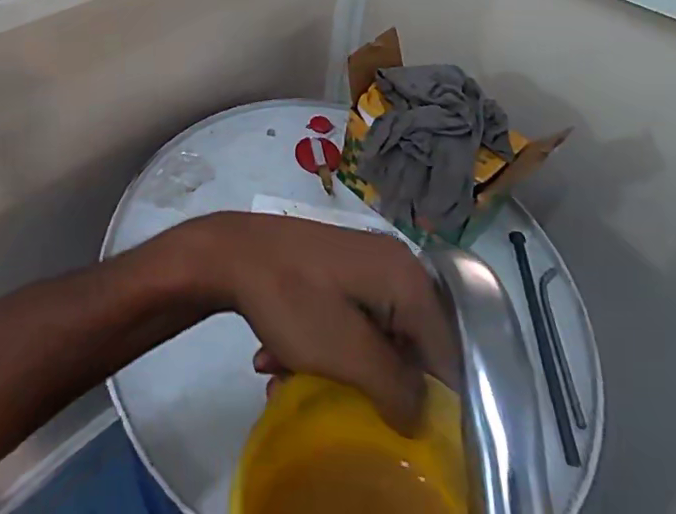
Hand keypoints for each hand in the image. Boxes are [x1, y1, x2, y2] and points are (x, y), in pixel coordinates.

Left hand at [168, 212, 457, 433]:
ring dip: (335, 366)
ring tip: (287, 379)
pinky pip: (343, 317)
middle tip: (336, 401)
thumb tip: (421, 417)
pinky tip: (275, 357)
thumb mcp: (348, 354)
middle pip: (406, 344)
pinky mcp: (333, 269)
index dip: (430, 396)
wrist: (230, 251)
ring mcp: (362, 264)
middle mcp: (395, 265)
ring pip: (368, 335)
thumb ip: (397, 389)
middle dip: (371, 381)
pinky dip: (318, 342)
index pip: (446, 351)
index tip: (397, 423)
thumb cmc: (293, 300)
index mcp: (409, 279)